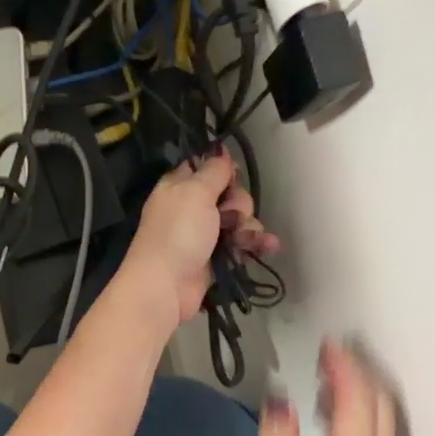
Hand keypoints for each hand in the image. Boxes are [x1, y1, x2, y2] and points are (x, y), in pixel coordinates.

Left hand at [119, 151, 279, 327]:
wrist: (167, 285)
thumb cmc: (178, 233)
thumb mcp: (194, 192)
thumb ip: (212, 170)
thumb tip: (220, 149)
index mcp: (179, 186)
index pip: (206, 167)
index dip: (223, 170)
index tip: (231, 177)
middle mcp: (191, 207)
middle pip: (230, 194)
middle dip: (239, 203)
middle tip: (228, 216)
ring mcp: (204, 234)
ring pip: (240, 219)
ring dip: (249, 226)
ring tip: (242, 238)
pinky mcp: (216, 257)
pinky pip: (242, 243)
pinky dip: (255, 244)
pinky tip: (267, 246)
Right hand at [254, 340, 397, 435]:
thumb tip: (280, 401)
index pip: (357, 402)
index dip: (345, 369)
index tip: (327, 344)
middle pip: (379, 406)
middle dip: (358, 374)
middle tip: (324, 356)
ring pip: (384, 421)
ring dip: (362, 393)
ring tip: (326, 379)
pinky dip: (364, 414)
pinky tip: (335, 418)